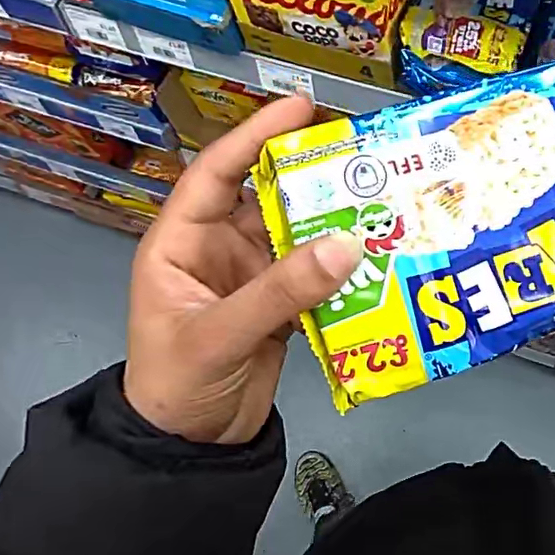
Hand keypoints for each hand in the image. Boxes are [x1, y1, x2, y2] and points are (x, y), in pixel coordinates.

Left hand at [124, 98, 363, 444]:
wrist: (190, 447)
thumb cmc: (176, 386)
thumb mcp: (219, 335)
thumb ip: (280, 292)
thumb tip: (347, 245)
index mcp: (183, 242)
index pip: (217, 174)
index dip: (256, 136)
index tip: (301, 107)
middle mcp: (219, 250)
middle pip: (267, 200)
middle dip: (310, 178)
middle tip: (361, 157)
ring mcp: (252, 279)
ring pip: (297, 238)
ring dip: (332, 226)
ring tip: (378, 205)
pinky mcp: (279, 307)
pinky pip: (313, 277)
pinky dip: (340, 270)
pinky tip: (373, 259)